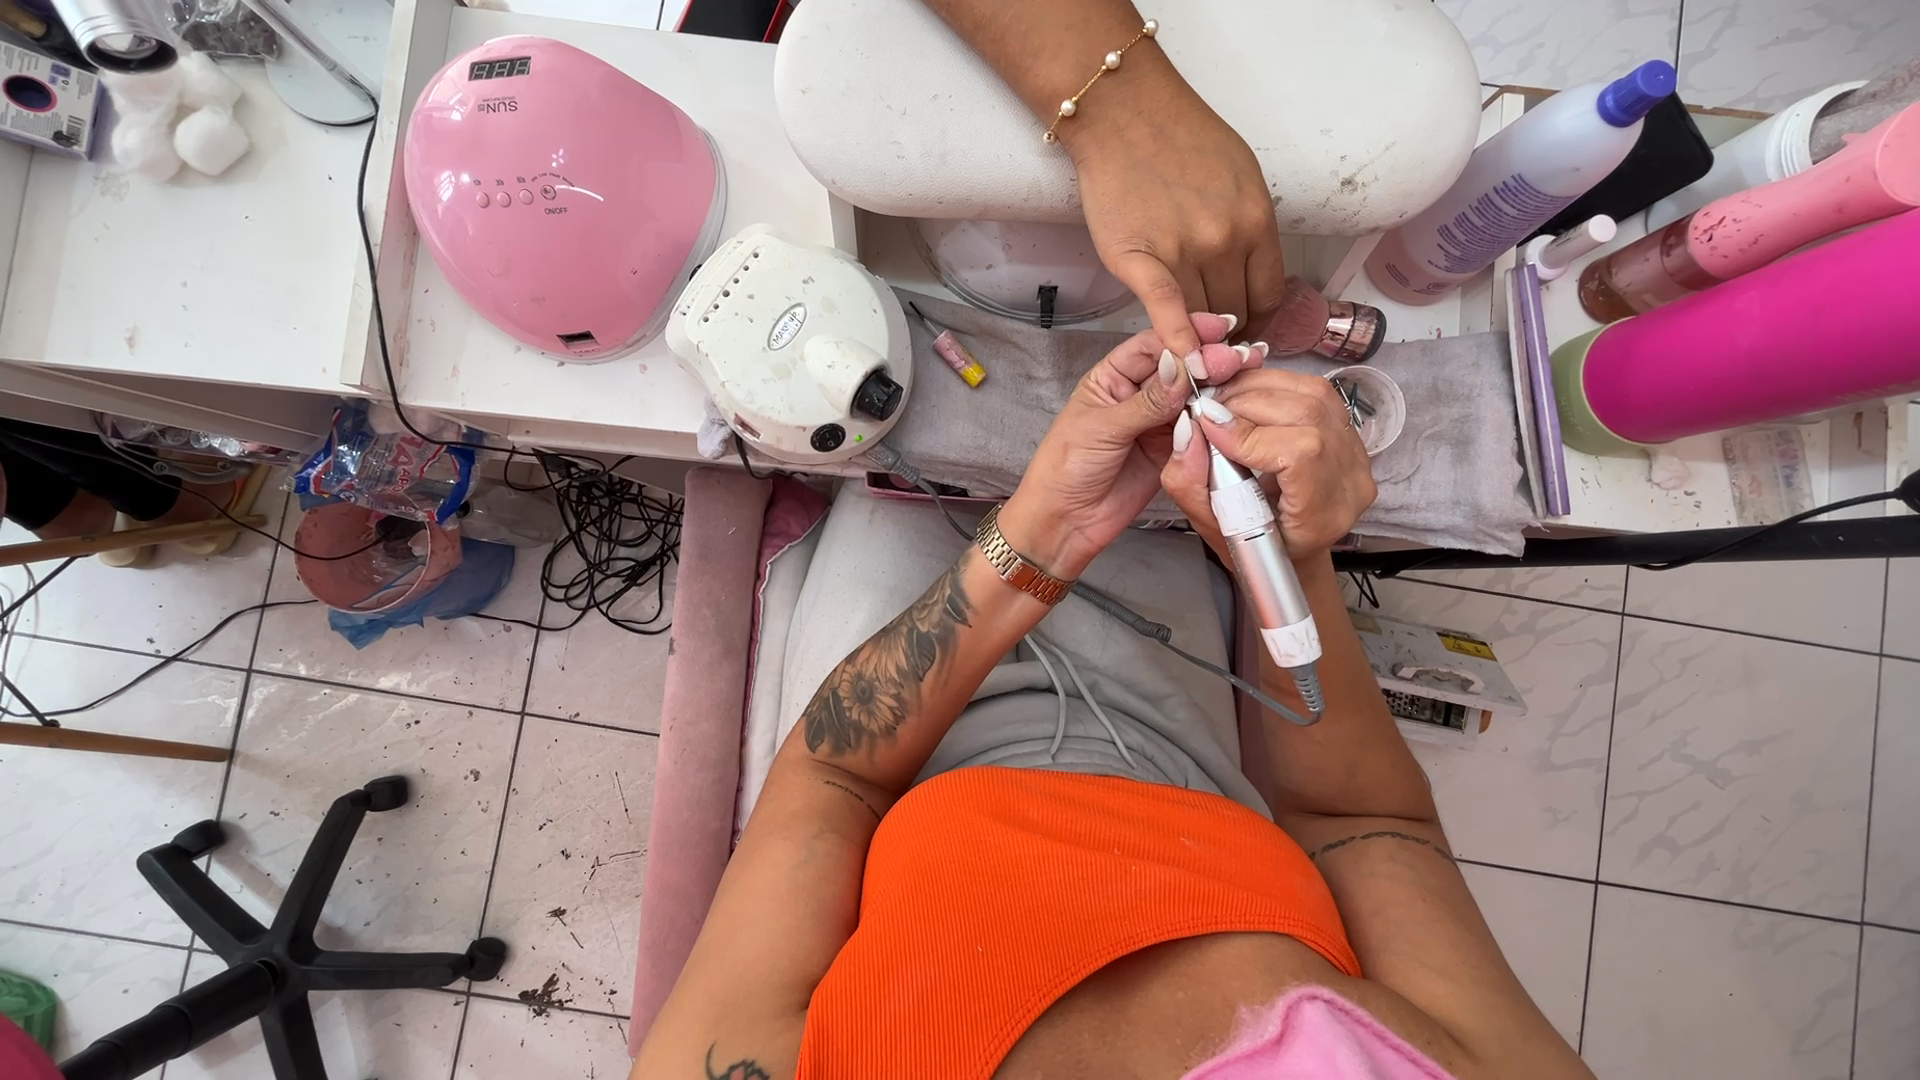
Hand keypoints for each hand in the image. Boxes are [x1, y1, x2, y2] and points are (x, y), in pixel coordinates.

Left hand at [996, 315, 1265, 578]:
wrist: (1066, 522)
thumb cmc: (1065, 469)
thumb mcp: (1102, 428)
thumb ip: (1146, 402)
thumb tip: (1182, 369)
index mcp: (1110, 378)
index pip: (1151, 346)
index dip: (1182, 336)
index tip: (1214, 332)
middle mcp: (1136, 395)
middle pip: (1178, 368)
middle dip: (1208, 359)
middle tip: (1238, 357)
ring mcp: (1156, 423)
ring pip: (1193, 397)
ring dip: (1219, 386)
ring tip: (1247, 372)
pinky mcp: (1172, 451)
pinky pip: (1198, 429)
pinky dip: (1216, 419)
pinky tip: (1236, 406)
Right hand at [1069, 85, 1286, 377]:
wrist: (1125, 116)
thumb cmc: (1183, 139)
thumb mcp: (1241, 177)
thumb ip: (1248, 228)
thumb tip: (1247, 276)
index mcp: (1258, 221)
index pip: (1268, 297)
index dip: (1255, 323)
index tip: (1241, 332)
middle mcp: (1227, 241)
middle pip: (1233, 313)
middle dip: (1224, 334)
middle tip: (1209, 345)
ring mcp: (1184, 253)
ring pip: (1200, 318)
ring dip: (1196, 336)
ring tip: (1188, 349)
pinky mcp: (1141, 261)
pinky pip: (1166, 312)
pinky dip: (1176, 341)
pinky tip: (1181, 364)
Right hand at [1160, 369, 1375, 560]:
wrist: (1288, 544)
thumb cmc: (1251, 543)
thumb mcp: (1208, 525)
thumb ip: (1188, 482)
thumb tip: (1188, 428)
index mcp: (1321, 515)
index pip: (1300, 453)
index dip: (1249, 432)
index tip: (1206, 424)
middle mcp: (1351, 480)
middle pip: (1308, 413)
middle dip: (1246, 403)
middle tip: (1206, 411)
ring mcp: (1357, 452)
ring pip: (1313, 393)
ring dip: (1257, 387)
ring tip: (1221, 402)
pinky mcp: (1349, 430)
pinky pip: (1315, 390)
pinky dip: (1272, 384)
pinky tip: (1244, 396)